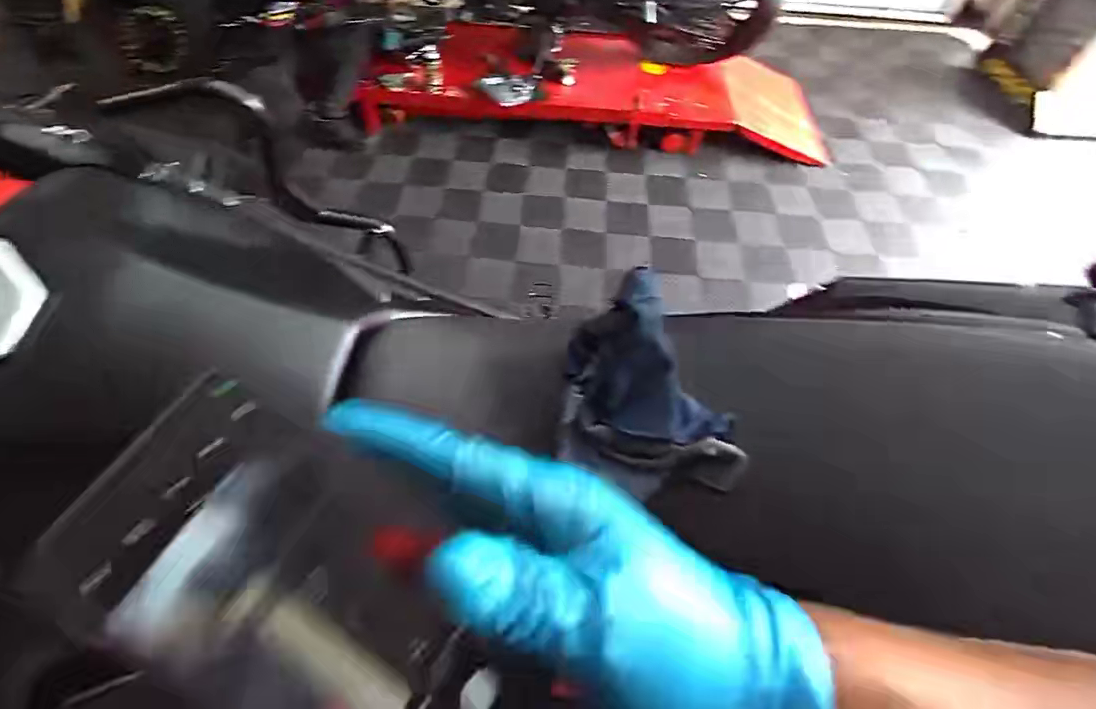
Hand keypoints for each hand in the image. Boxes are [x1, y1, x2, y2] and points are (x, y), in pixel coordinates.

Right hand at [325, 401, 834, 708]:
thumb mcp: (600, 615)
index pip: (463, 459)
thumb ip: (521, 588)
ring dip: (423, 525)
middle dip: (403, 471)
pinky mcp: (554, 590)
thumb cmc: (686, 638)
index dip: (403, 439)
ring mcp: (551, 553)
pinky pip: (489, 572)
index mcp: (556, 501)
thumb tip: (441, 561)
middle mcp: (547, 517)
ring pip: (470, 528)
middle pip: (459, 485)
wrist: (742, 673)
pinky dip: (453, 573)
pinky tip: (432, 583)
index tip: (354, 420)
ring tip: (376, 533)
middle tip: (352, 461)